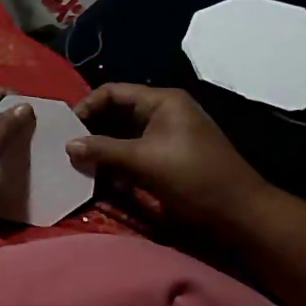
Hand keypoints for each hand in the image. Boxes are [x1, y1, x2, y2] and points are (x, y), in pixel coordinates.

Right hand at [65, 84, 270, 230]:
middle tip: (67, 147)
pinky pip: (132, 151)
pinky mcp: (166, 156)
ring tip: (80, 162)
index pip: (113, 92)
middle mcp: (163, 112)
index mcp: (162, 102)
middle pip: (115, 112)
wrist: (240, 213)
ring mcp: (166, 135)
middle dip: (91, 129)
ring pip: (121, 134)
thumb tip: (68, 145)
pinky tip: (100, 175)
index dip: (87, 106)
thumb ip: (103, 150)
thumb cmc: (194, 178)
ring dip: (102, 148)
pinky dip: (115, 161)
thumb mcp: (144, 161)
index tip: (66, 129)